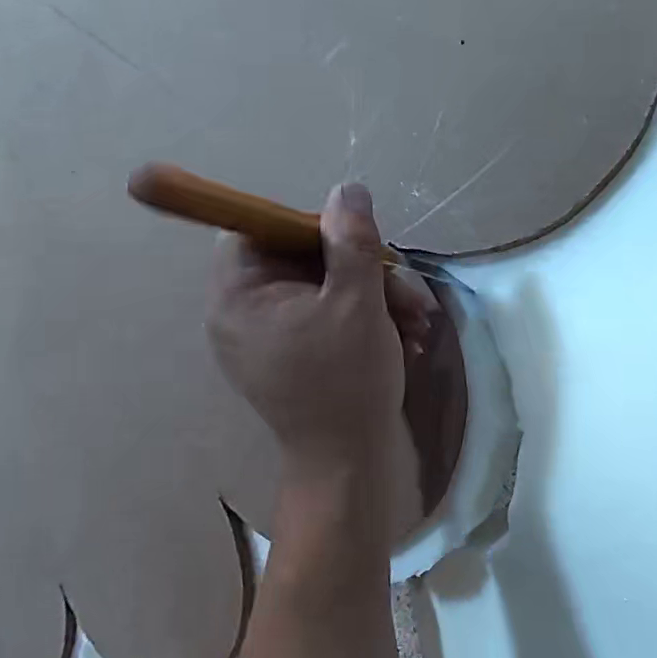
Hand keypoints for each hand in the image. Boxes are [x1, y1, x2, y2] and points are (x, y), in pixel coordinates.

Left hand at [207, 183, 436, 475]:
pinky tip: (406, 337)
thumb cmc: (347, 383)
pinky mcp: (295, 360)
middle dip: (362, 271)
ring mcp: (270, 341)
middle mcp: (243, 315)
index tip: (357, 243)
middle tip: (407, 291)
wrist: (350, 466)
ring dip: (375, 298)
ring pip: (323, 292)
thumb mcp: (357, 304)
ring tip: (418, 322)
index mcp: (238, 297)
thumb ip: (351, 242)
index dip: (312, 227)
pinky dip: (365, 322)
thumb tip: (347, 191)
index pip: (261, 230)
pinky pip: (327, 320)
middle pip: (300, 262)